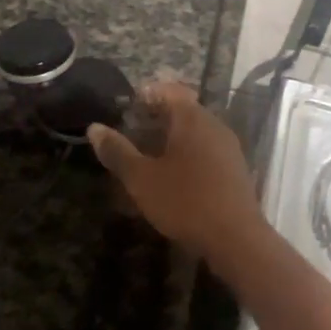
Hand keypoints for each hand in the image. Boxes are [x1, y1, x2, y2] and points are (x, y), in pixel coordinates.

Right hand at [86, 81, 263, 259]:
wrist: (236, 239)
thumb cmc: (185, 201)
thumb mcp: (141, 178)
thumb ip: (118, 151)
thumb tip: (94, 128)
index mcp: (192, 119)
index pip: (170, 90)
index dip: (148, 94)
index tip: (128, 106)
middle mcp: (214, 125)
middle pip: (185, 109)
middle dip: (159, 116)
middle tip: (134, 130)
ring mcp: (229, 148)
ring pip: (197, 131)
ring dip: (174, 136)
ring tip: (150, 153)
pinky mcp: (235, 170)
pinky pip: (207, 150)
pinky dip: (189, 153)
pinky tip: (175, 174)